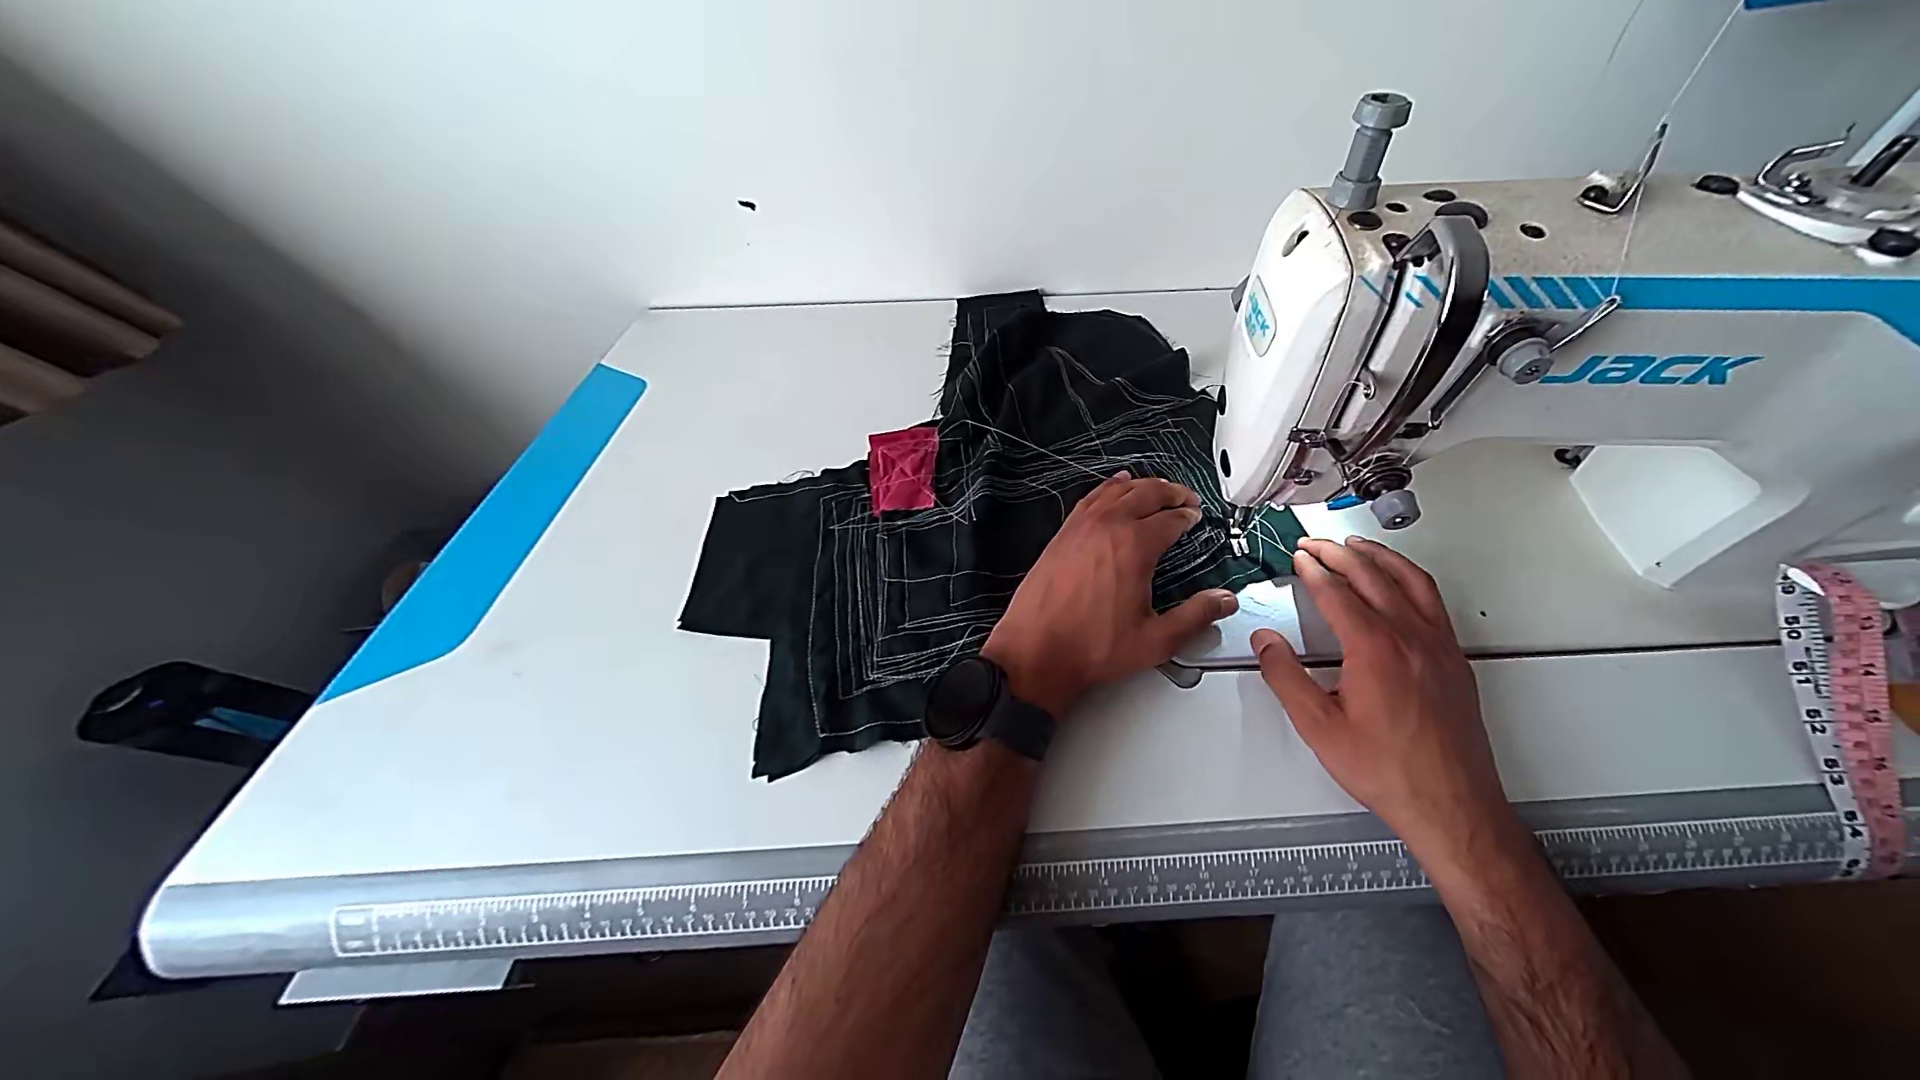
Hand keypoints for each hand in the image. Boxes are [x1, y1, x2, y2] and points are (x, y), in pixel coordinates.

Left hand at [982, 472, 1238, 716]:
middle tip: (1185, 497)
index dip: (1188, 515)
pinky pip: (1090, 499)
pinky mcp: (1061, 535)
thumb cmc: (1087, 646)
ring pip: (1117, 490)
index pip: (1171, 518)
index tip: (1195, 517)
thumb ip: (1195, 616)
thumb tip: (1222, 601)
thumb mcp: (1155, 639)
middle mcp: (1106, 528)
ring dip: (1142, 485)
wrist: (1036, 651)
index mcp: (1134, 546)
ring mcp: (1080, 528)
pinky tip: (1113, 489)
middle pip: (1147, 493)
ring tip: (1157, 488)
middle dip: (1171, 492)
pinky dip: (1108, 488)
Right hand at [1251, 537, 1526, 873]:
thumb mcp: (1318, 727)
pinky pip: (1433, 601)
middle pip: (1372, 577)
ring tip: (1358, 545)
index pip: (1338, 594)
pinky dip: (1411, 578)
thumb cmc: (1392, 771)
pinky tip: (1402, 581)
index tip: (1299, 559)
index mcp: (1375, 650)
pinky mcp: (1454, 660)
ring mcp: (1438, 647)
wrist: (1451, 805)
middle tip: (1316, 544)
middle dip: (1339, 553)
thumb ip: (1285, 678)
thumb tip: (1266, 643)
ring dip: (1379, 556)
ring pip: (1410, 581)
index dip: (1313, 571)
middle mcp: (1411, 640)